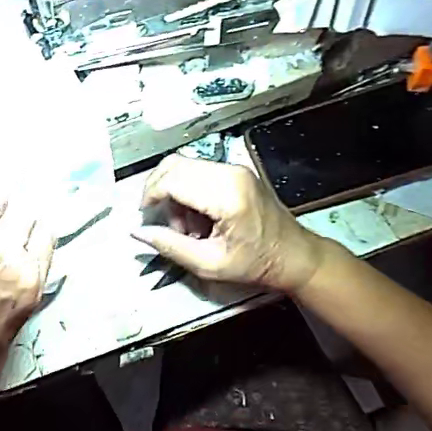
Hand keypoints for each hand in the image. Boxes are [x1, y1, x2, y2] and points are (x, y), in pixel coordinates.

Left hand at [0, 182, 54, 430]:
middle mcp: (1, 255)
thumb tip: (24, 259)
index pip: (44, 233)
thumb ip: (22, 288)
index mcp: (26, 283)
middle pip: (21, 210)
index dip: (33, 231)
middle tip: (0, 218)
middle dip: (14, 214)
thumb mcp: (11, 330)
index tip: (24, 229)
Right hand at [133, 155, 327, 293]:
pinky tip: (196, 216)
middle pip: (174, 165)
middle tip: (165, 223)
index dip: (150, 196)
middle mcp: (230, 173)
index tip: (144, 216)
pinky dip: (186, 189)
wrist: (294, 255)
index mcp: (227, 196)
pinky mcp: (235, 170)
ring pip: (182, 165)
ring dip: (172, 191)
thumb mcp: (209, 264)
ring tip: (185, 224)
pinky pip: (197, 170)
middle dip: (158, 192)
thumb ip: (170, 246)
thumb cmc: (256, 263)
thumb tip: (137, 232)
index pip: (173, 180)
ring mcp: (234, 168)